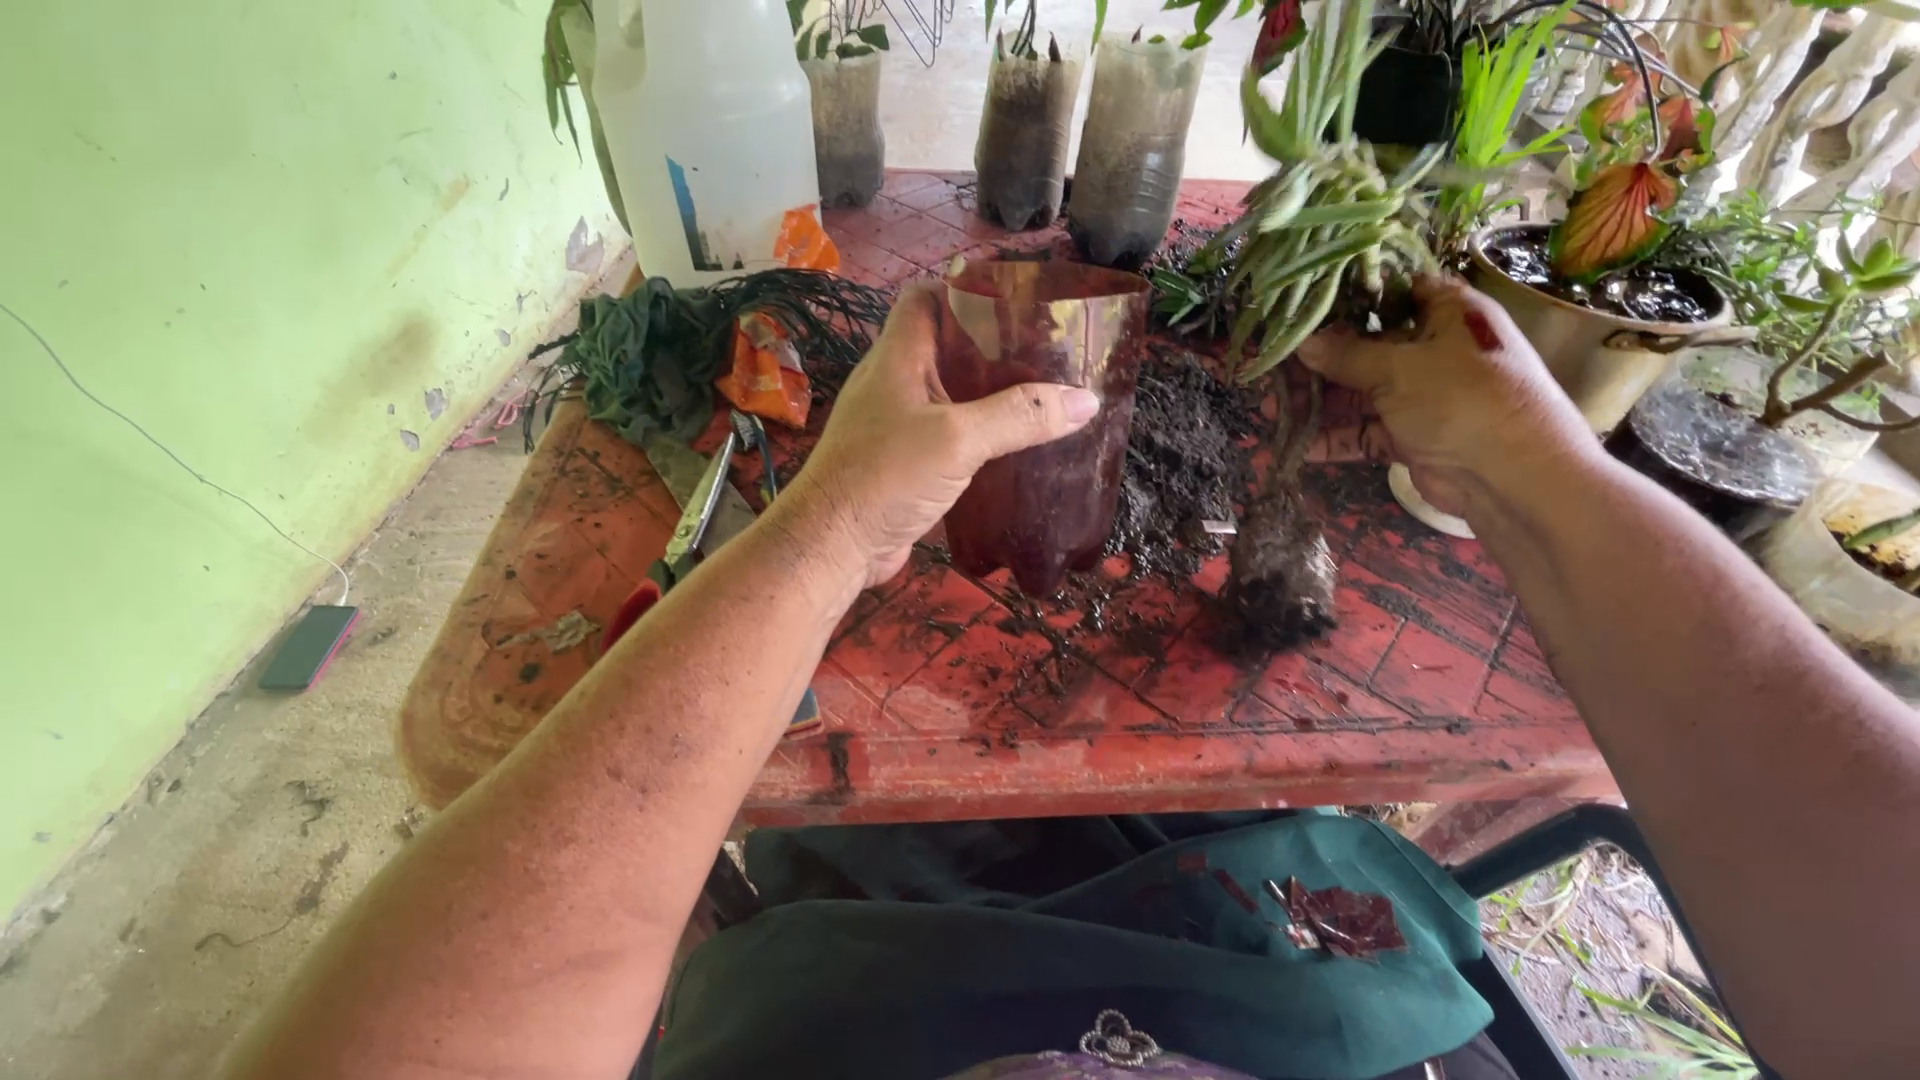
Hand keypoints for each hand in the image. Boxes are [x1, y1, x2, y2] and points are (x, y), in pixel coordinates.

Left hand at [778, 281, 1100, 589]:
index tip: (1014, 299)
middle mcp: (894, 383)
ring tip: (1039, 396)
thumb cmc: (884, 476)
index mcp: (898, 357)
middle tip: (1043, 353)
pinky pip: (947, 435)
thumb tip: (1086, 400)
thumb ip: (1019, 417)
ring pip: (948, 394)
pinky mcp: (903, 463)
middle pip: (945, 346)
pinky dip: (978, 435)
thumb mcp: (958, 438)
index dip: (964, 288)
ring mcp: (895, 424)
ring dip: (987, 394)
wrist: (833, 544)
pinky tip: (1012, 447)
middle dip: (992, 345)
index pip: (924, 297)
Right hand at [1296, 275, 1595, 516]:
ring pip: (1359, 393)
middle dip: (1318, 361)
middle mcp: (1433, 350)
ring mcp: (1420, 396)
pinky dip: (1333, 439)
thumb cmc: (1462, 399)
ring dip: (1318, 403)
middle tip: (1272, 367)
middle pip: (1365, 348)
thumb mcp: (1400, 367)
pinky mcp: (1409, 436)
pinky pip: (1363, 432)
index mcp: (1447, 315)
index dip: (1349, 297)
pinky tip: (1296, 446)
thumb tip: (1303, 344)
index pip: (1393, 292)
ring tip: (1269, 411)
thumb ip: (1347, 355)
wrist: (1510, 475)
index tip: (1302, 305)